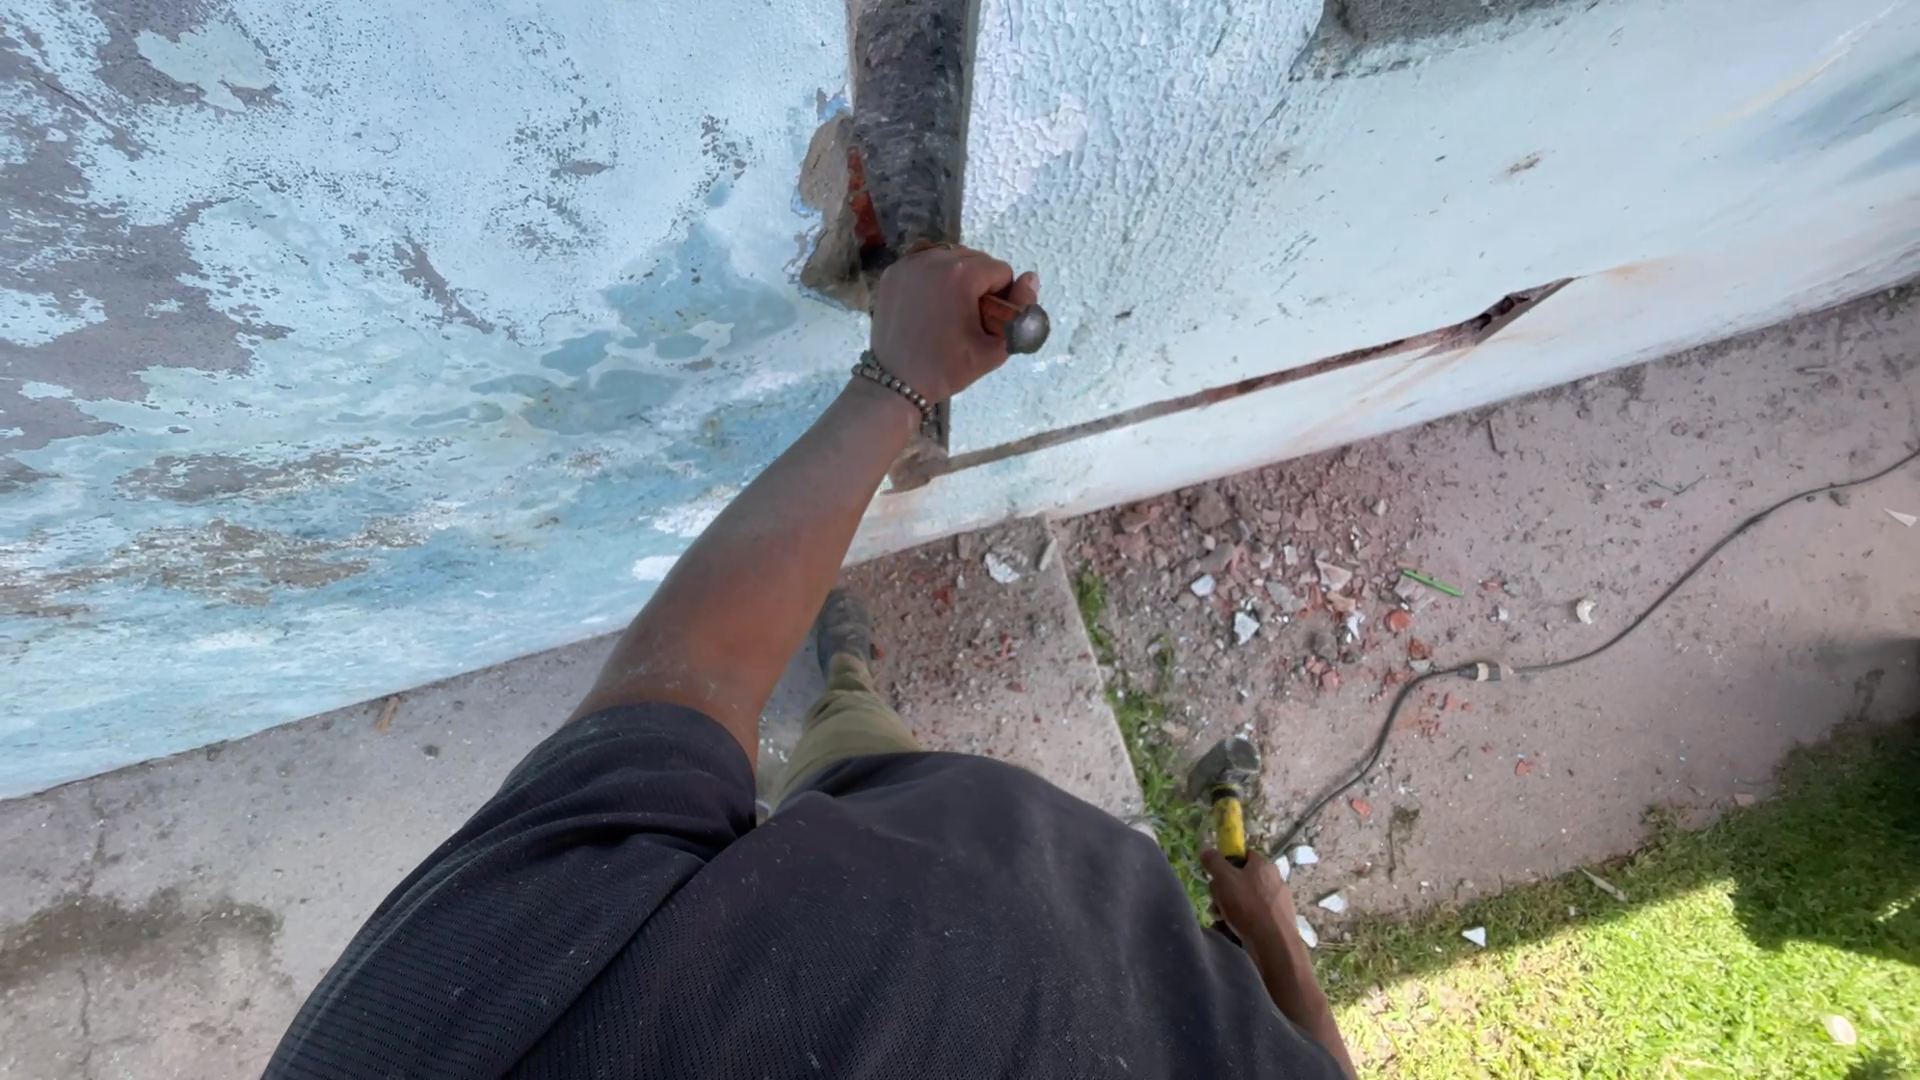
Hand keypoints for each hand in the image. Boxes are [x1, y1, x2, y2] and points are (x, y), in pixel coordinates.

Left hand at [868, 244, 1039, 404]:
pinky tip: (930, 299)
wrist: (897, 382)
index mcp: (961, 275)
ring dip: (957, 276)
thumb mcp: (994, 348)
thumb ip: (1020, 311)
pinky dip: (932, 274)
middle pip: (975, 259)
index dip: (1001, 297)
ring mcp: (909, 263)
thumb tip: (1030, 278)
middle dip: (979, 284)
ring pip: (949, 256)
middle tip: (968, 317)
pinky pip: (923, 261)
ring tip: (949, 308)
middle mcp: (934, 259)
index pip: (1000, 271)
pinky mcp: (892, 272)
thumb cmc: (948, 369)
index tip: (986, 321)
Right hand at [1203, 849, 1301, 950]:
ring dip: (1234, 906)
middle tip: (1216, 900)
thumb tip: (1206, 849)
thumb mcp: (1224, 878)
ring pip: (1250, 898)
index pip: (1244, 855)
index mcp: (1264, 865)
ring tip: (1222, 918)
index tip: (1217, 875)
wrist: (1274, 944)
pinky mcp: (1282, 921)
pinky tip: (1236, 929)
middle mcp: (1276, 880)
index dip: (1228, 862)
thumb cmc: (1247, 905)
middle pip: (1244, 878)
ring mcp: (1281, 902)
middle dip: (1227, 888)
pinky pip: (1259, 915)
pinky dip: (1247, 919)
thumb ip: (1213, 861)